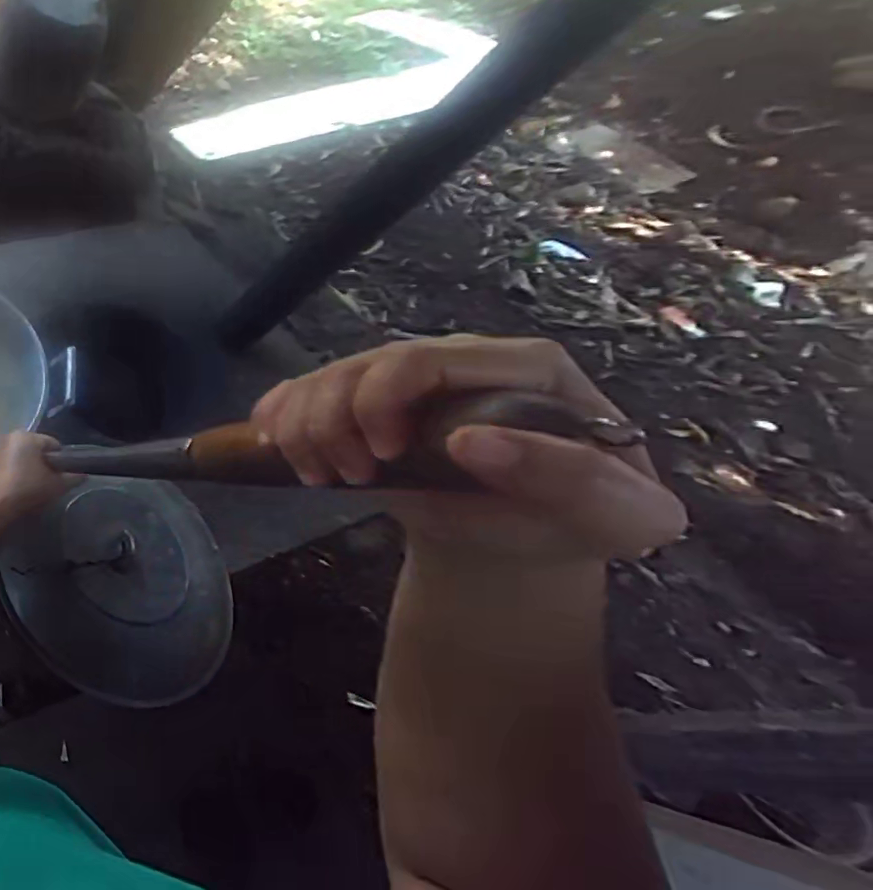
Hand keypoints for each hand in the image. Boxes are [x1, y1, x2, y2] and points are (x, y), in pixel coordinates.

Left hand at [0, 432, 76, 518]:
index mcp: (28, 436)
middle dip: (46, 462)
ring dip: (31, 466)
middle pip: (37, 448)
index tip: (64, 475)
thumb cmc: (27, 489)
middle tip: (51, 480)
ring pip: (24, 455)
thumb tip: (83, 475)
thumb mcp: (55, 485)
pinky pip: (12, 461)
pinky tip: (21, 485)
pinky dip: (18, 470)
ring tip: (36, 485)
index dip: (62, 459)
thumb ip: (72, 478)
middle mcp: (12, 436)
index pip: (53, 444)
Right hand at [250, 335, 686, 564]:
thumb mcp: (617, 519)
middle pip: (363, 365)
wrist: (510, 535)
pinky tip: (277, 447)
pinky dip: (278, 415)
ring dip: (302, 428)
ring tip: (316, 477)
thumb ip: (572, 478)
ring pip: (323, 377)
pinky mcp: (357, 396)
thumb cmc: (565, 524)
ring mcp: (398, 376)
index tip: (381, 457)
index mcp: (521, 366)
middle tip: (344, 478)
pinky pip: (300, 388)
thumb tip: (471, 442)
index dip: (385, 398)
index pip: (428, 358)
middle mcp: (452, 359)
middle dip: (333, 421)